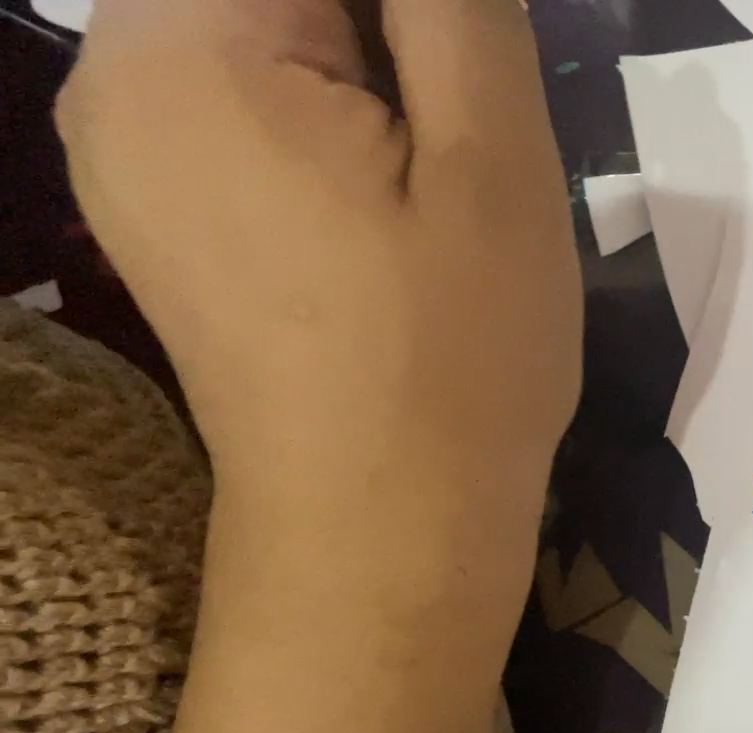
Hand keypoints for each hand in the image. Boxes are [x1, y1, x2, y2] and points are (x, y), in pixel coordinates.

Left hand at [56, 0, 579, 521]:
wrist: (391, 522)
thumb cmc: (461, 356)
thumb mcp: (495, 176)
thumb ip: (460, 20)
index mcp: (193, 44)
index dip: (420, 16)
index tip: (471, 83)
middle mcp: (115, 74)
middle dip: (391, 45)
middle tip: (472, 150)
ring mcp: (126, 154)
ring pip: (261, 48)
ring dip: (371, 91)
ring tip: (437, 202)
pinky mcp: (163, 218)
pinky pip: (242, 118)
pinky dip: (329, 134)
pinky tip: (387, 229)